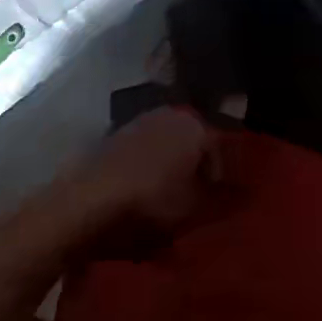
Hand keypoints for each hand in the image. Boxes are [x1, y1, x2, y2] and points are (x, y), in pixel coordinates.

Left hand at [73, 107, 215, 228]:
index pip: (216, 147)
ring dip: (170, 158)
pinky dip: (149, 158)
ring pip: (167, 138)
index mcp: (193, 127)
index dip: (217, 173)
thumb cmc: (153, 199)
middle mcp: (169, 113)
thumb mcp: (193, 206)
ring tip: (168, 188)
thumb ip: (216, 196)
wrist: (95, 193)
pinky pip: (145, 143)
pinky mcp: (119, 129)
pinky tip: (144, 180)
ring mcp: (141, 118)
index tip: (213, 196)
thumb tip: (226, 189)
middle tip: (193, 191)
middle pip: (191, 138)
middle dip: (194, 162)